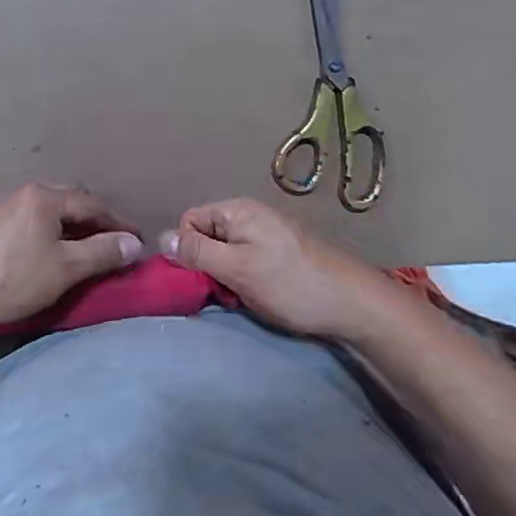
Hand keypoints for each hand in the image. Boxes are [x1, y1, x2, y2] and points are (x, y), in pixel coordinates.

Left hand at [0, 183, 143, 339]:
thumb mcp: (66, 267)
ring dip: (75, 231)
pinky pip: (37, 224)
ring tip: (91, 253)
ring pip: (53, 215)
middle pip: (72, 205)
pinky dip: (55, 236)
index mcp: (44, 196)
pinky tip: (58, 255)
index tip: (137, 242)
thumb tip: (134, 244)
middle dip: (96, 225)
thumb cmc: (15, 278)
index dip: (117, 224)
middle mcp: (25, 194)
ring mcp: (7, 209)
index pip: (92, 204)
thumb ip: (103, 253)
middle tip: (116, 246)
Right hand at [161, 197, 399, 338]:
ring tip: (243, 296)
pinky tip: (259, 296)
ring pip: (225, 253)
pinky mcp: (279, 253)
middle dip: (207, 265)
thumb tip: (161, 237)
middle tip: (224, 290)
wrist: (354, 304)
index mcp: (236, 210)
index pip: (189, 221)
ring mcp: (267, 234)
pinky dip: (245, 280)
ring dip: (226, 276)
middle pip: (206, 237)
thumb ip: (197, 252)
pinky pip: (245, 262)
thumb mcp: (236, 269)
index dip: (187, 249)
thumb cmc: (290, 284)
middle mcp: (249, 215)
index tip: (202, 276)